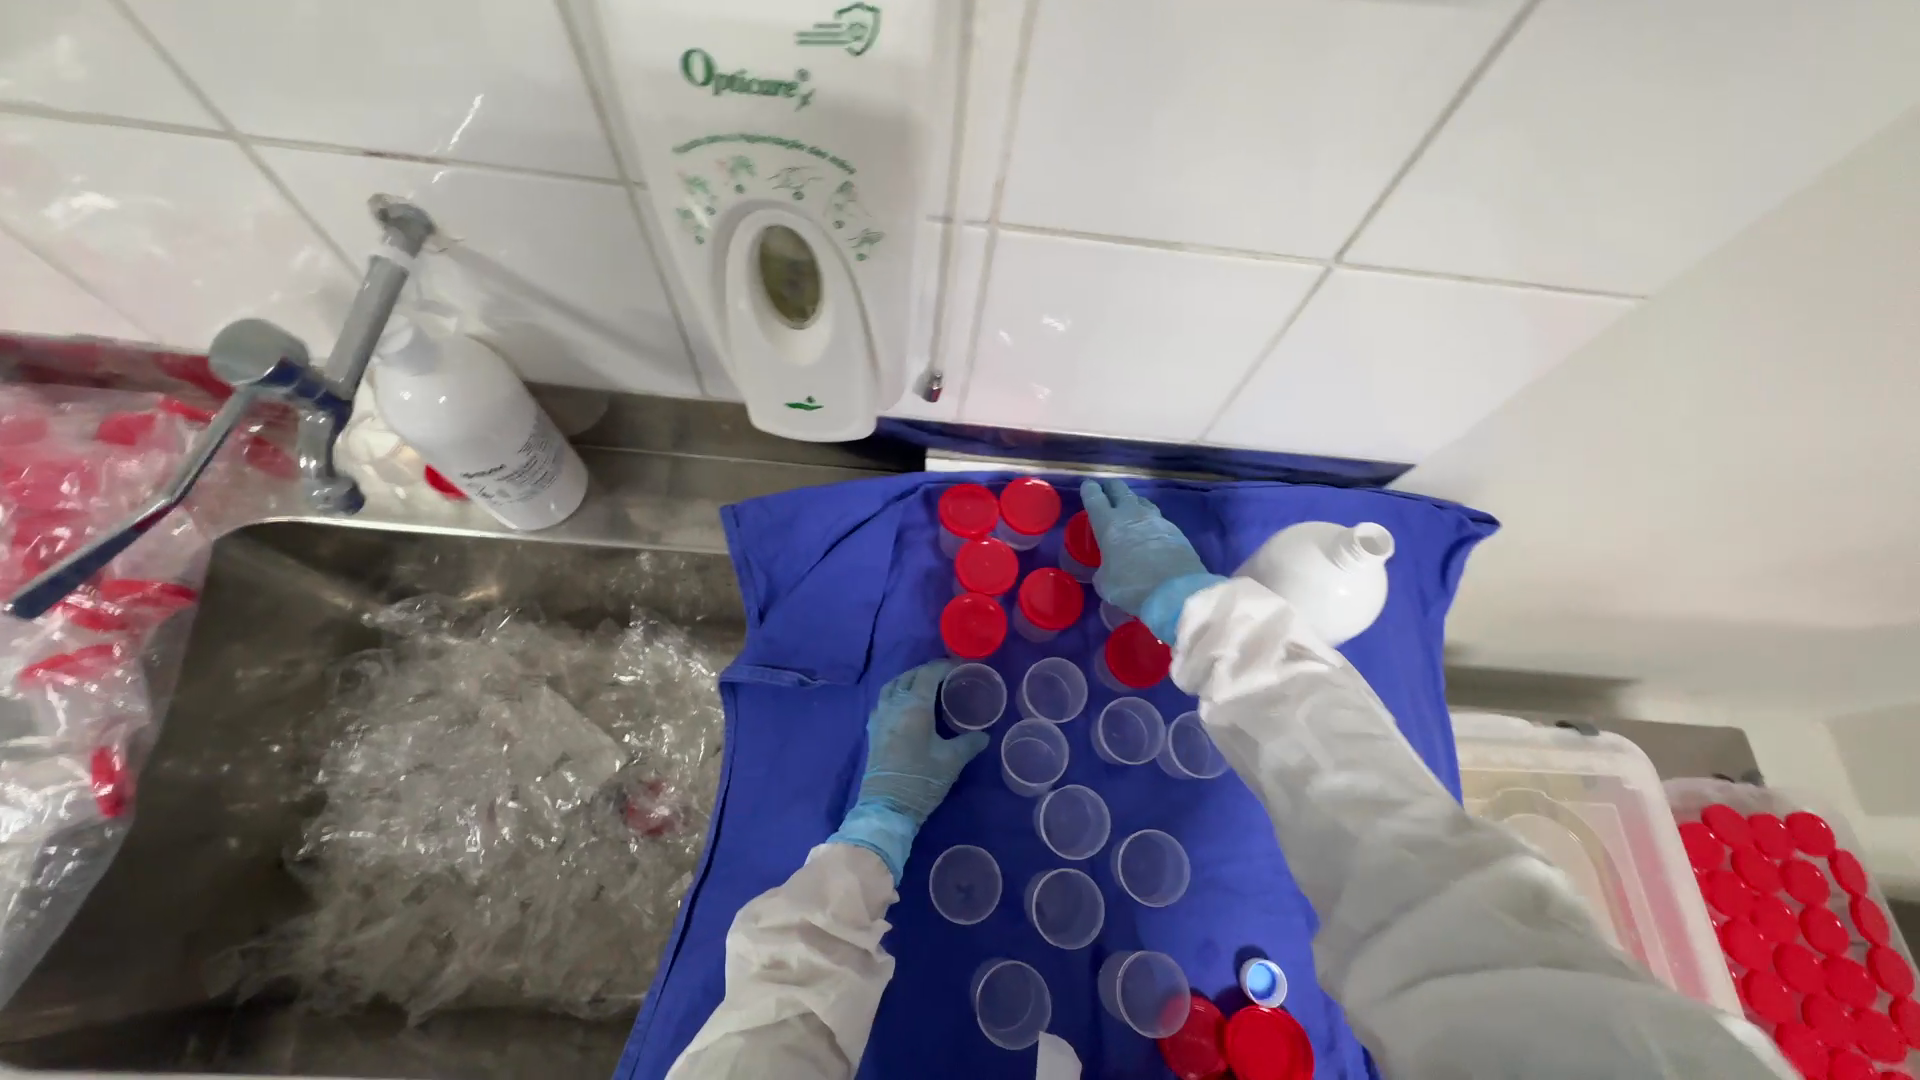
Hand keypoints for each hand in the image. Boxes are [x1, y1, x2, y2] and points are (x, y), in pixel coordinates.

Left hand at [828, 660, 988, 881]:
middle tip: (946, 676)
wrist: (887, 807)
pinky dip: (895, 694)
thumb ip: (969, 743)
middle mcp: (893, 705)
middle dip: (927, 671)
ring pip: (892, 685)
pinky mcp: (872, 730)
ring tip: (925, 686)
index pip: (928, 674)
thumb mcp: (952, 761)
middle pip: (908, 676)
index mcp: (914, 706)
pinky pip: (883, 700)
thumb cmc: (921, 780)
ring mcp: (879, 717)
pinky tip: (905, 705)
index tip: (961, 666)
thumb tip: (984, 735)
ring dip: (908, 679)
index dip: (945, 666)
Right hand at [1080, 479, 1220, 641]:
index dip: (1089, 490)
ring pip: (1141, 501)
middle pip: (1120, 490)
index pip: (1095, 499)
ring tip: (1130, 506)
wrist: (1176, 590)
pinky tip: (1150, 528)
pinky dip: (1150, 519)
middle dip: (1112, 488)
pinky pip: (1157, 518)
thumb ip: (1103, 573)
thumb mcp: (1106, 584)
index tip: (1088, 485)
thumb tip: (1106, 572)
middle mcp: (1132, 515)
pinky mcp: (1175, 530)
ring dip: (1133, 501)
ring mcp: (1156, 519)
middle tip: (1108, 489)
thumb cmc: (1132, 585)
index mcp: (1109, 524)